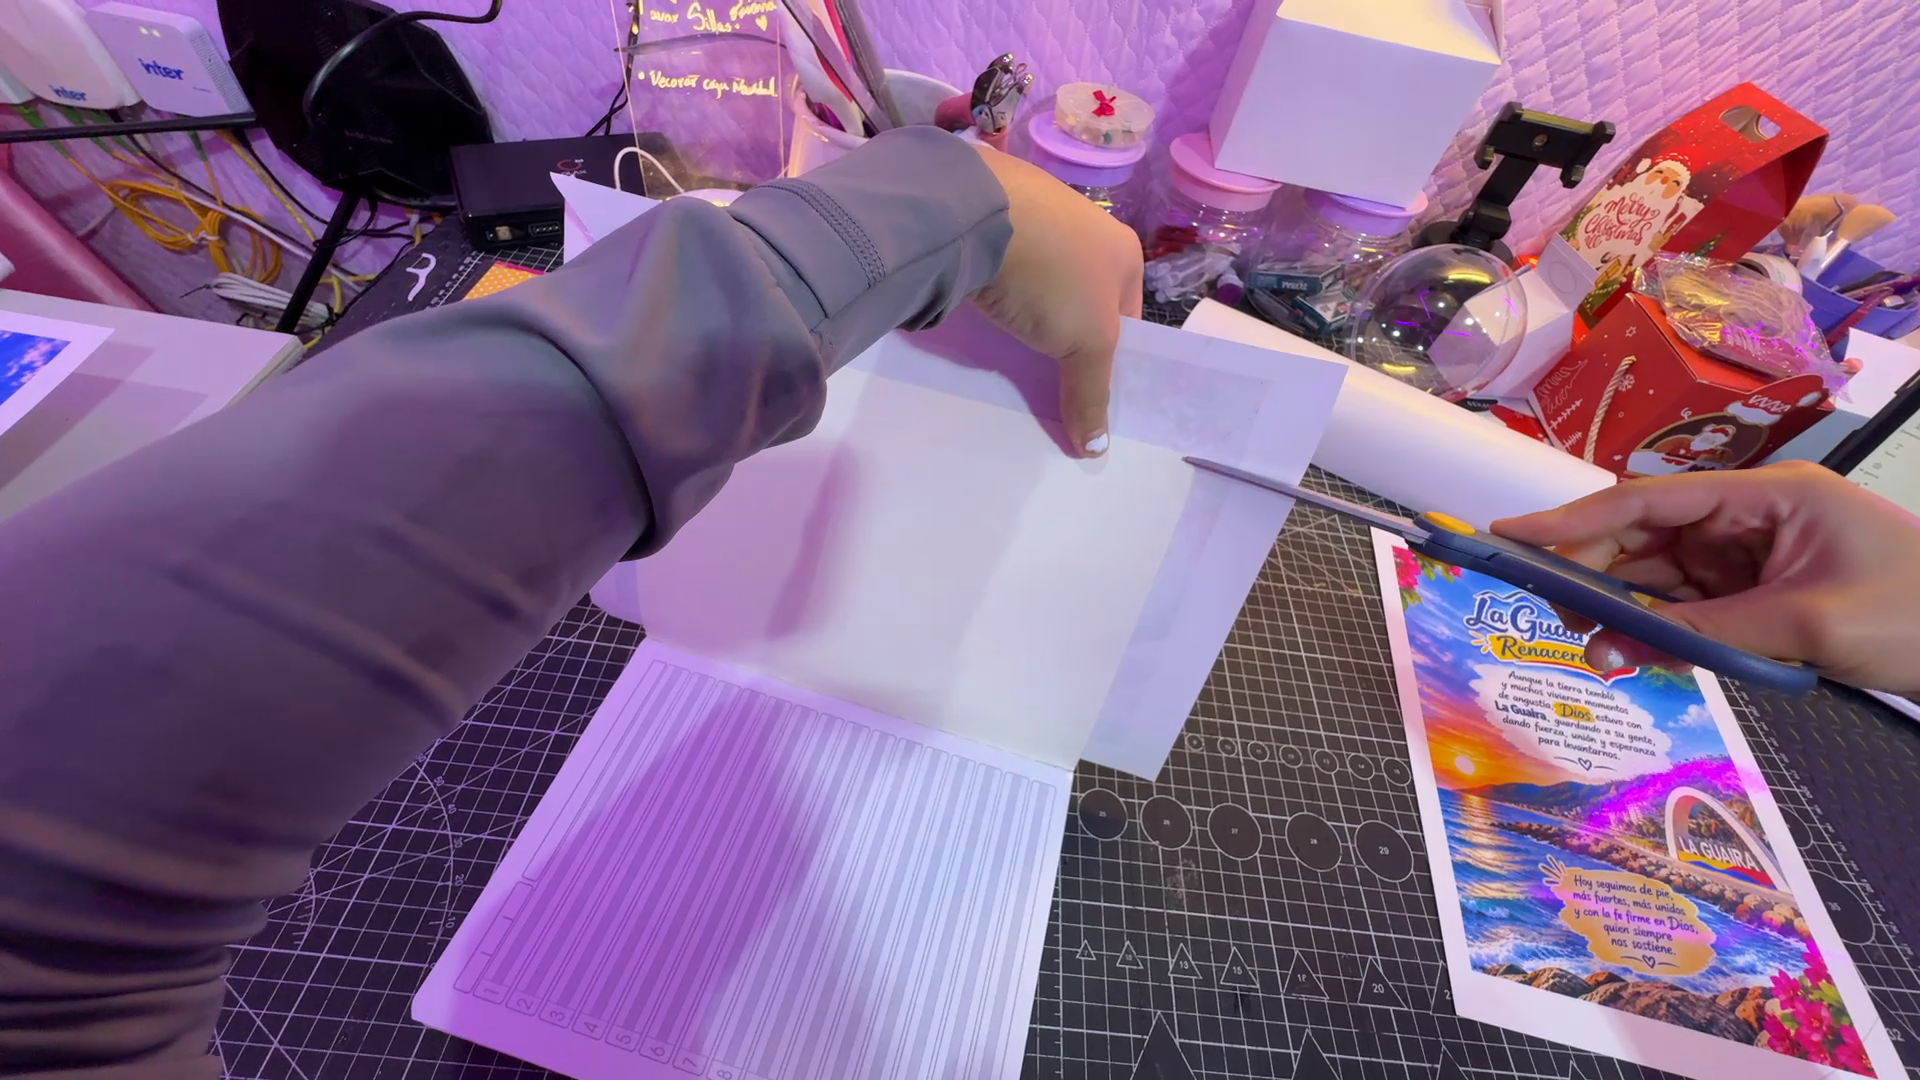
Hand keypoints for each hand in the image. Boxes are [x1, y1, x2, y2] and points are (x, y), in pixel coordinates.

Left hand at [969, 144, 1143, 456]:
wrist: (978, 212)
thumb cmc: (1054, 276)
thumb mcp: (1087, 342)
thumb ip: (1091, 394)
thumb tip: (1097, 450)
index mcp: (1125, 253)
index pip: (1127, 319)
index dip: (1110, 359)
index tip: (1087, 392)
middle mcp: (1087, 230)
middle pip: (1084, 303)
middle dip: (1068, 341)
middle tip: (1049, 379)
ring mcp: (1039, 222)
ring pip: (1043, 288)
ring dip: (1032, 320)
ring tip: (1014, 354)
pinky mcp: (994, 223)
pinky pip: (1006, 274)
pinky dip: (1001, 297)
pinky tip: (988, 315)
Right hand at [1492, 462, 1919, 691]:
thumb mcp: (1805, 625)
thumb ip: (1694, 634)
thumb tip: (1601, 652)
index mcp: (1764, 495)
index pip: (1643, 500)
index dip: (1569, 519)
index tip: (1509, 534)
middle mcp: (1740, 515)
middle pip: (1634, 535)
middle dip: (1592, 575)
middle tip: (1559, 614)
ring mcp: (1738, 553)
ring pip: (1646, 572)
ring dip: (1616, 608)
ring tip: (1597, 645)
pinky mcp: (1740, 588)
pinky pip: (1673, 602)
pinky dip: (1647, 626)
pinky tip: (1632, 648)